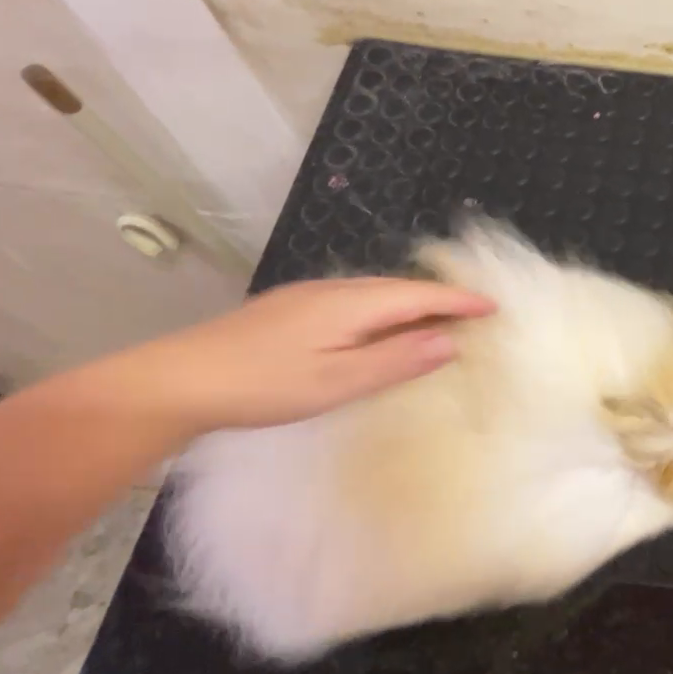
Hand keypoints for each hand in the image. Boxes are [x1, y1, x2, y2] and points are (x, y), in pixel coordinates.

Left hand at [107, 277, 493, 433]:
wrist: (178, 381)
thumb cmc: (265, 385)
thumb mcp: (340, 379)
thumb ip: (397, 360)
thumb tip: (450, 342)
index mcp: (348, 304)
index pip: (417, 296)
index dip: (458, 300)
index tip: (495, 306)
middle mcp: (330, 292)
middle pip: (397, 288)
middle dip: (441, 298)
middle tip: (476, 313)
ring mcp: (306, 300)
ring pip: (375, 295)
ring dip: (413, 305)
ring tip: (443, 322)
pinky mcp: (290, 313)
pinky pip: (356, 304)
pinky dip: (387, 313)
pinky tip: (387, 331)